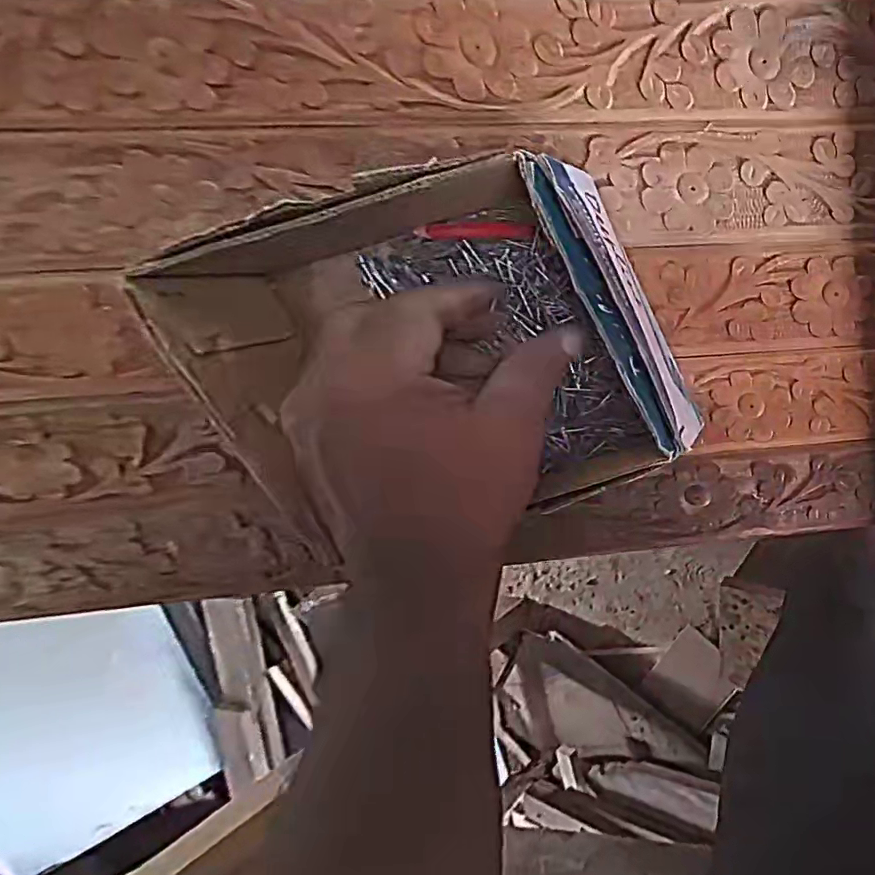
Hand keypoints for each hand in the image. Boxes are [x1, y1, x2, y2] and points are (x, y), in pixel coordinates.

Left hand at [280, 282, 579, 612]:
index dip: (462, 298)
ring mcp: (307, 415)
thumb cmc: (470, 500)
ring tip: (463, 368)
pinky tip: (428, 401)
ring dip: (406, 345)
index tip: (500, 300)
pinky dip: (384, 375)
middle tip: (481, 329)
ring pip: (351, 349)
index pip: (412, 309)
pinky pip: (342, 383)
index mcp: (369, 376)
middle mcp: (322, 386)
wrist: (420, 576)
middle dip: (428, 316)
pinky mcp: (310, 442)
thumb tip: (567, 334)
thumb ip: (535, 368)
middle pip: (370, 319)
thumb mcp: (513, 427)